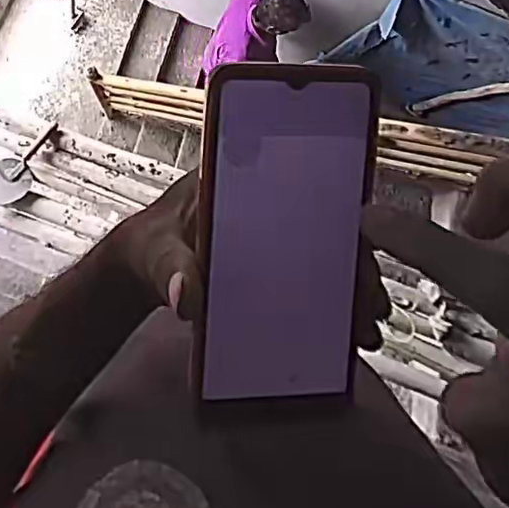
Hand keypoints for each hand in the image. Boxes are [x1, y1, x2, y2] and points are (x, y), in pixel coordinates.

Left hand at [99, 172, 390, 350]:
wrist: (139, 269)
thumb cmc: (146, 248)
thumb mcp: (154, 253)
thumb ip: (169, 270)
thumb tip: (186, 294)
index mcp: (232, 180)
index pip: (295, 183)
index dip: (332, 212)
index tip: (356, 245)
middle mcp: (256, 201)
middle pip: (318, 220)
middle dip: (351, 257)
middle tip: (369, 298)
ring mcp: (264, 231)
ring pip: (319, 248)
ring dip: (347, 281)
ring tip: (365, 321)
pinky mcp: (265, 261)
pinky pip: (305, 272)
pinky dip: (328, 297)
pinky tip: (345, 328)